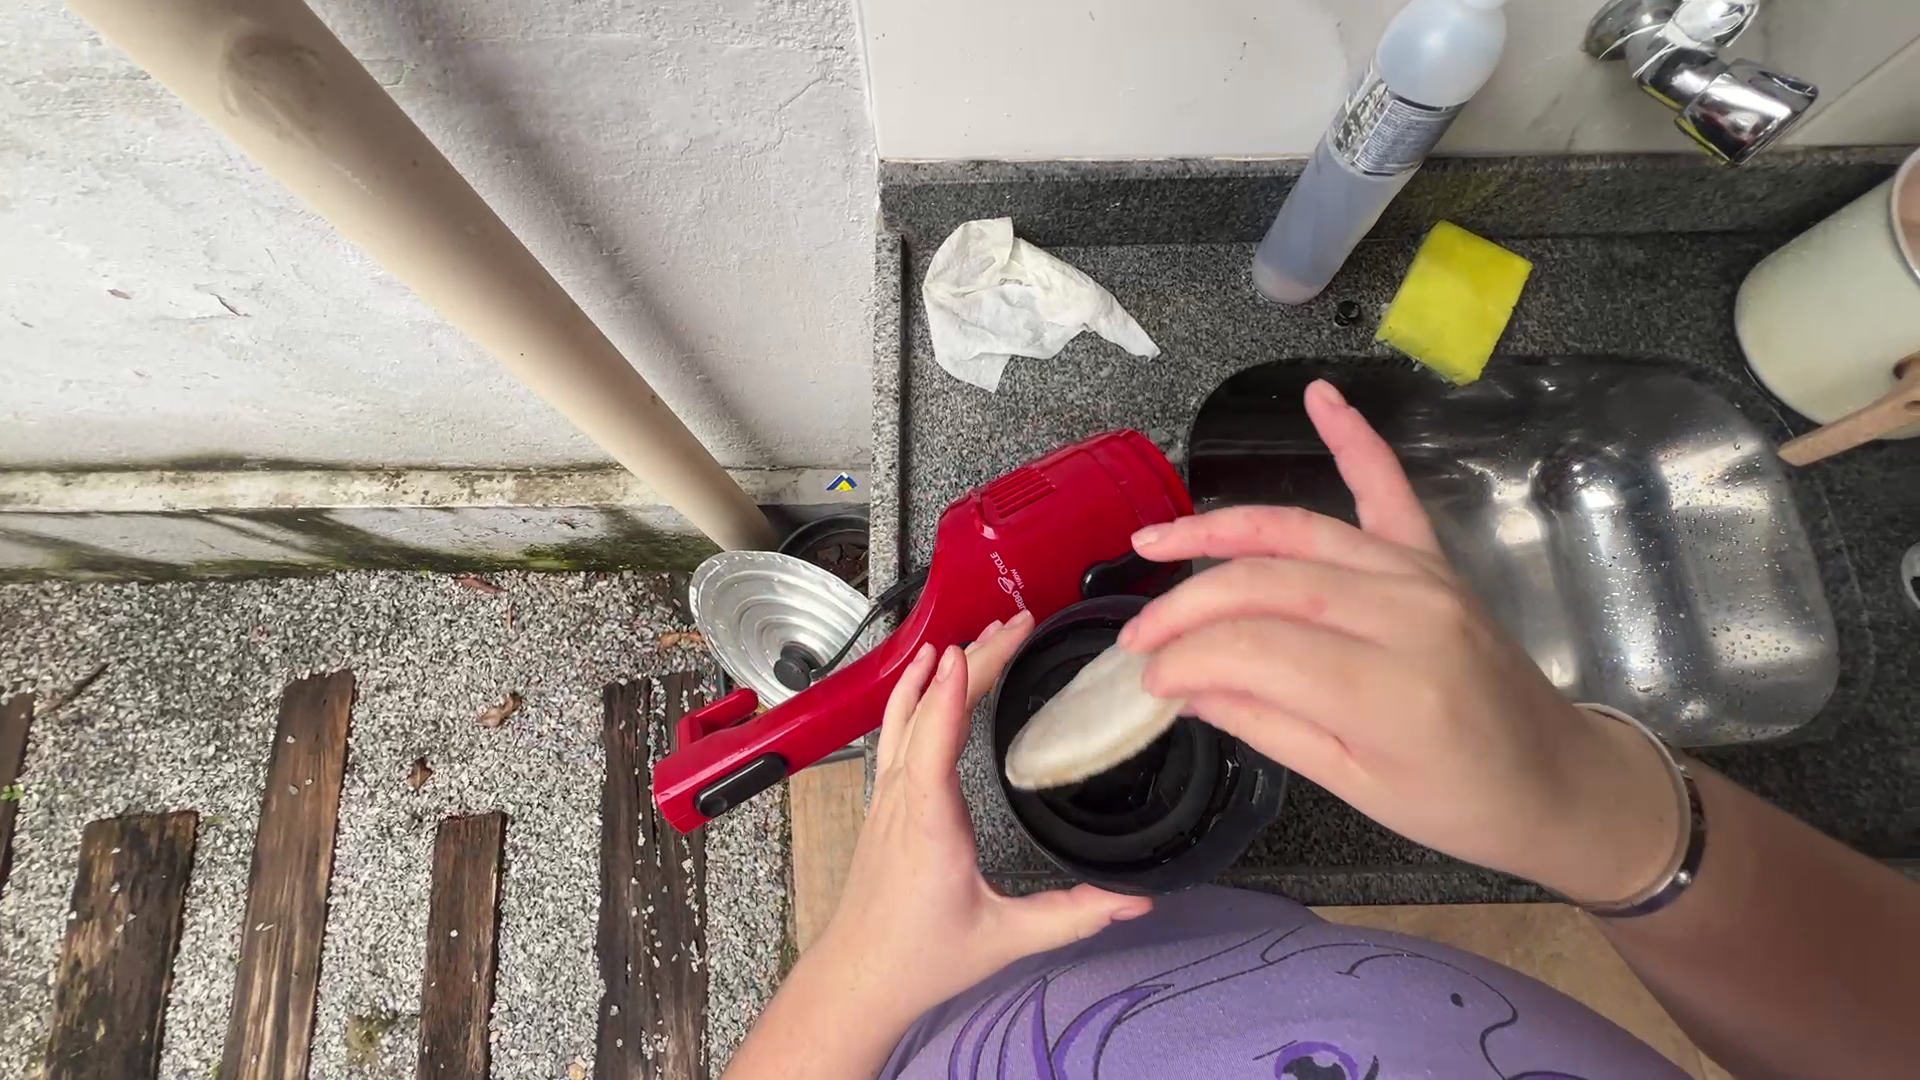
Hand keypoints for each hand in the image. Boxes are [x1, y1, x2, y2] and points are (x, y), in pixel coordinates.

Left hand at [808, 611, 1151, 1025]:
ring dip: (940, 668)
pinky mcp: (884, 794)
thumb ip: (1073, 916)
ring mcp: (886, 791)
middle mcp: (901, 796)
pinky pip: (894, 726)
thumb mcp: (1005, 939)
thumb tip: (1138, 900)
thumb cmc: (923, 958)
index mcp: (929, 823)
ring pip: (906, 711)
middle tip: (1016, 623)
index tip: (969, 648)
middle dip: (972, 661)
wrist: (857, 978)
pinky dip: (912, 689)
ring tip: (981, 631)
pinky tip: (926, 667)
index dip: (948, 694)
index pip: (933, 744)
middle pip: (928, 711)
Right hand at [1119, 380, 1680, 903]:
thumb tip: (1179, 685)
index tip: (1147, 679)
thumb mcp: (1350, 785)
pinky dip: (1353, 439)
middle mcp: (1405, 616)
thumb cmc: (1458, 804)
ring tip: (1152, 541)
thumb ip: (1260, 723)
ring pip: (1293, 531)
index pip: (1251, 649)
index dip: (1183, 658)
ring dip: (1214, 529)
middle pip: (1261, 582)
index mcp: (1390, 692)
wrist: (1565, 781)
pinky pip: (1384, 488)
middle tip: (1136, 635)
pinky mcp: (1430, 558)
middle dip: (1182, 605)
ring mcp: (1420, 575)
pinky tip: (1319, 396)